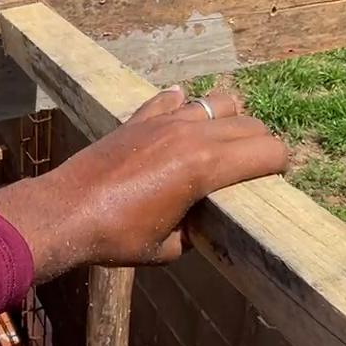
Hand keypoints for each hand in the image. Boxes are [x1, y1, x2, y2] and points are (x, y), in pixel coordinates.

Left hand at [0, 86, 287, 281]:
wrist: (65, 213)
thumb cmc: (116, 236)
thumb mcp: (170, 248)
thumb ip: (197, 229)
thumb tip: (202, 220)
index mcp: (206, 166)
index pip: (268, 150)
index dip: (279, 165)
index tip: (275, 179)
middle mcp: (190, 134)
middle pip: (249, 123)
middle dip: (259, 144)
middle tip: (252, 169)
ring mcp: (163, 121)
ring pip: (217, 100)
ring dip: (229, 118)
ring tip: (221, 142)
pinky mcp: (138, 118)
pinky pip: (172, 97)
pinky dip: (184, 104)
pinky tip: (181, 117)